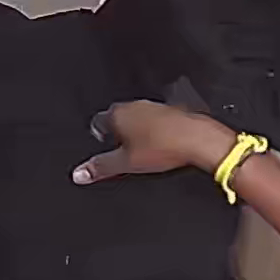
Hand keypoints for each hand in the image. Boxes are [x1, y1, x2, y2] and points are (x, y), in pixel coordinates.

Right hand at [71, 100, 237, 184]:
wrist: (200, 141)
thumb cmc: (165, 147)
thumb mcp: (126, 163)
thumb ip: (100, 167)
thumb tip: (79, 173)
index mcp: (117, 114)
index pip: (98, 123)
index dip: (100, 137)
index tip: (106, 147)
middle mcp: (134, 106)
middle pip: (118, 119)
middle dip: (119, 134)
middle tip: (126, 152)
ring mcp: (154, 106)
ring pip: (138, 118)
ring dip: (139, 131)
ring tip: (146, 151)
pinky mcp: (172, 110)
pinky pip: (158, 120)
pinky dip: (157, 131)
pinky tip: (164, 145)